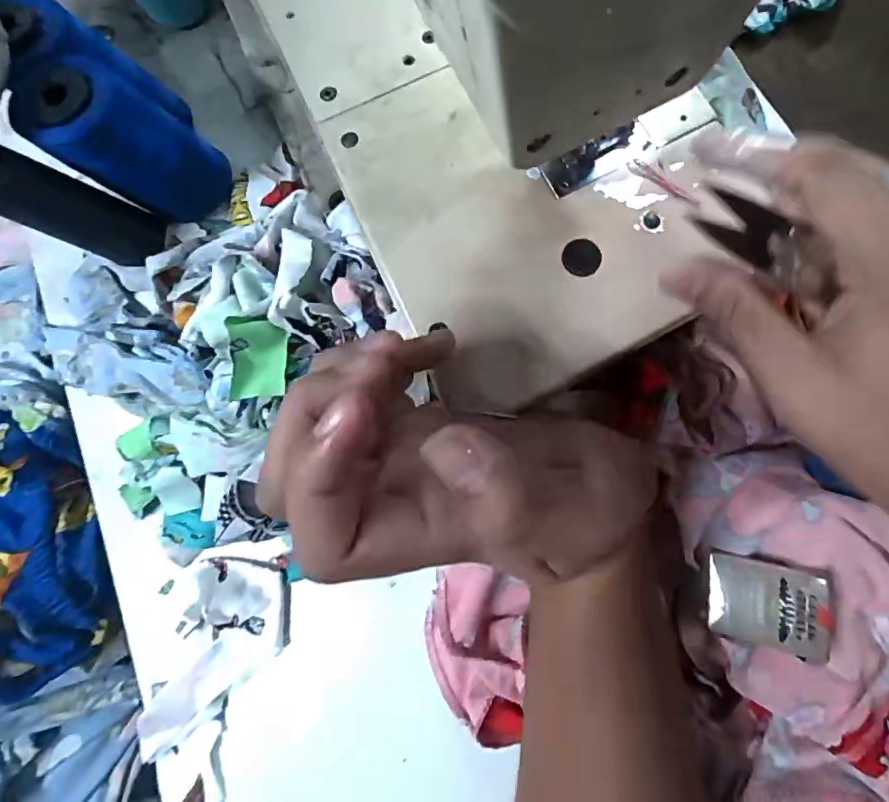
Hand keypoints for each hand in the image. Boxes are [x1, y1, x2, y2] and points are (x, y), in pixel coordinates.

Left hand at [256, 330, 657, 584]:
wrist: (598, 482)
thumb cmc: (588, 512)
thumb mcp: (570, 510)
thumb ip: (512, 493)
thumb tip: (441, 444)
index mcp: (410, 540)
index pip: (323, 538)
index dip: (319, 475)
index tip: (362, 407)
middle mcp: (383, 503)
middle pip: (290, 476)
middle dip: (317, 411)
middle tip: (383, 365)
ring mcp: (389, 458)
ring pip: (311, 423)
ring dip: (343, 374)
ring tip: (405, 348)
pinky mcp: (404, 421)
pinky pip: (352, 390)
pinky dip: (371, 360)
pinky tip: (425, 348)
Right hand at [663, 135, 888, 528]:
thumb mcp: (801, 385)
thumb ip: (738, 313)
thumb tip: (676, 271)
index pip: (818, 171)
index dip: (753, 156)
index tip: (705, 152)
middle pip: (852, 168)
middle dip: (787, 182)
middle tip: (737, 208)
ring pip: (887, 189)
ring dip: (829, 207)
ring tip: (790, 253)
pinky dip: (871, 226)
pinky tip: (850, 272)